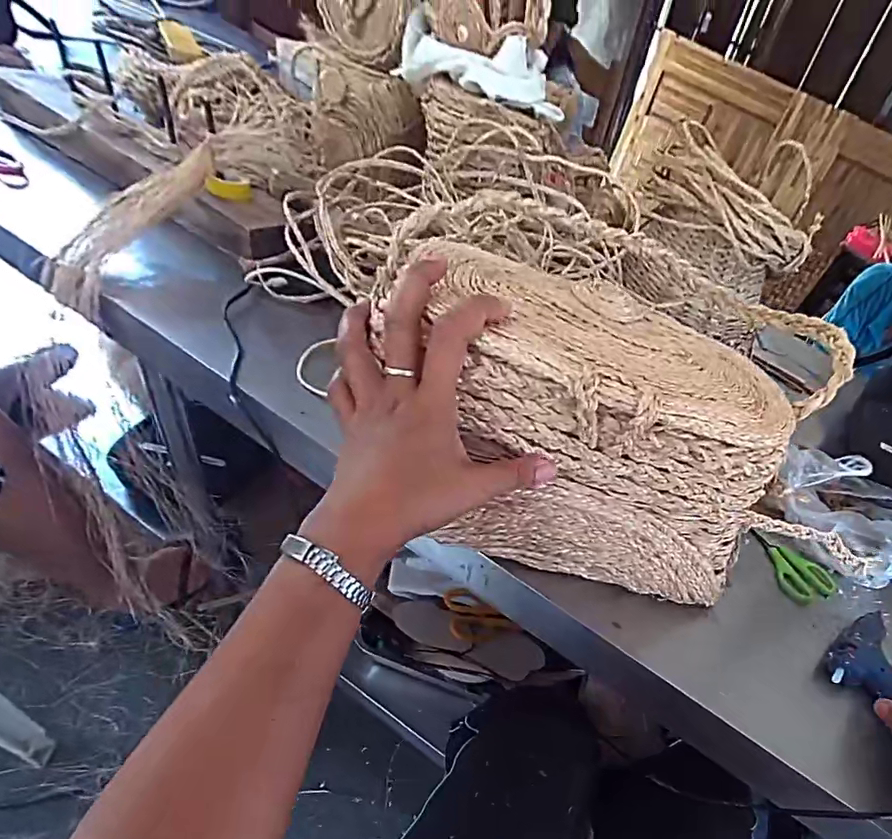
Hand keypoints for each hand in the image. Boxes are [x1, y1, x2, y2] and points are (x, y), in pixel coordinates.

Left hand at [299, 258, 555, 575]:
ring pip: (355, 349)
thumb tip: (551, 469)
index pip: (453, 340)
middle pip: (400, 325)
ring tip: (368, 300)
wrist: (361, 522)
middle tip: (432, 263)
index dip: (477, 313)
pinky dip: (342, 371)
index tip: (500, 308)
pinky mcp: (349, 424)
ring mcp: (367, 406)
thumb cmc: (416, 502)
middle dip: (416, 286)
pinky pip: (340, 388)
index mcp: (430, 402)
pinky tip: (346, 365)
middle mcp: (396, 393)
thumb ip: (512, 475)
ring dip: (360, 319)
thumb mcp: (471, 489)